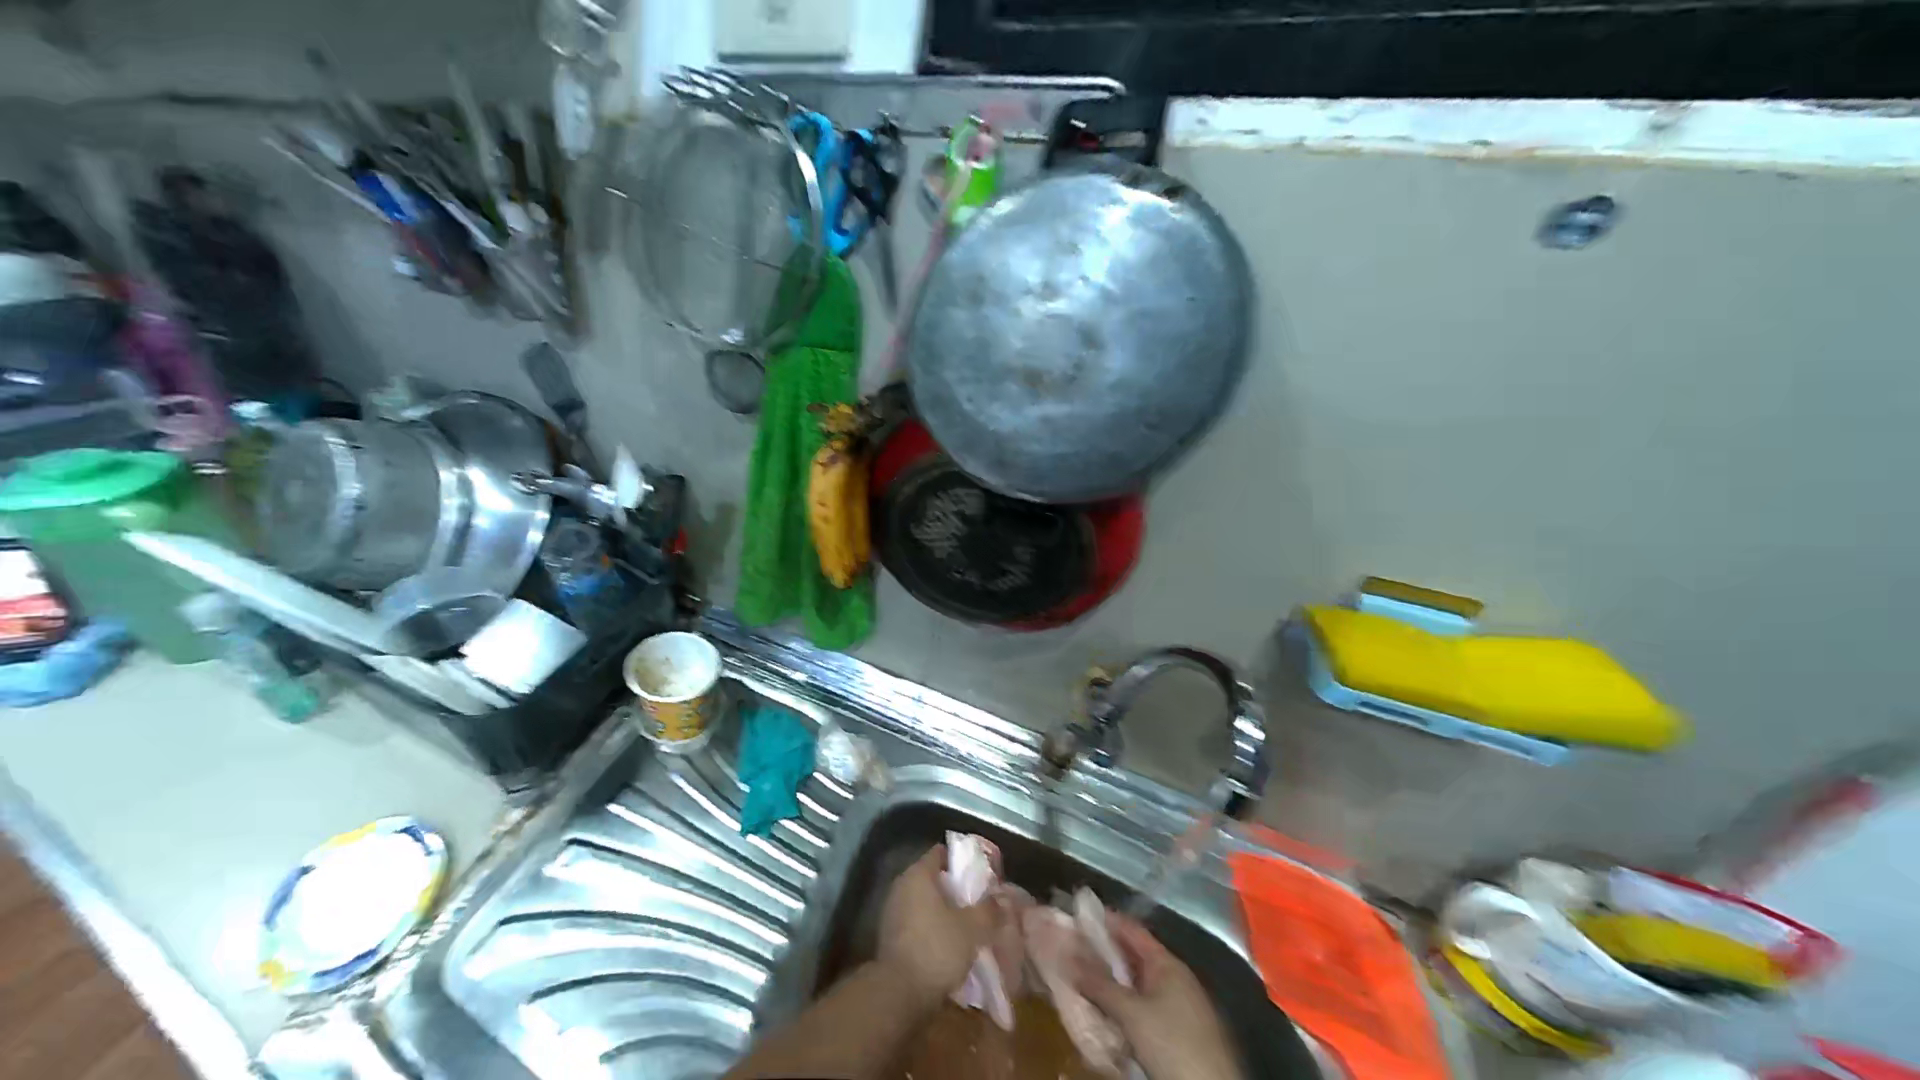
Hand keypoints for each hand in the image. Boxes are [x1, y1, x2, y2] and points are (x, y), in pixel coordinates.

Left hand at [876, 845, 994, 1009]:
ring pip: (924, 902)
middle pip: (933, 878)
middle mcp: (901, 886)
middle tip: (979, 900)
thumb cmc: (937, 948)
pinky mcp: (890, 936)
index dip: (962, 859)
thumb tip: (1002, 898)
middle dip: (955, 888)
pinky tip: (950, 944)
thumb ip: (989, 909)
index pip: (941, 852)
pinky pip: (917, 922)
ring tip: (968, 924)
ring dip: (944, 910)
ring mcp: (892, 911)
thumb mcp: (972, 928)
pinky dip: (932, 927)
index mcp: (918, 874)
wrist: (899, 993)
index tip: (981, 873)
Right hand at [1076, 914, 1243, 1079]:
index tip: (1077, 917)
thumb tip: (1067, 956)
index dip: (1105, 920)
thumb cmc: (1172, 1043)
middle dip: (1105, 953)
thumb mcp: (1131, 1013)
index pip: (1132, 929)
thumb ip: (1099, 984)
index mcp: (1166, 963)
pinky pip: (1146, 1004)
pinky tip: (1108, 1011)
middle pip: (1135, 955)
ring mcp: (1180, 1003)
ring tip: (1083, 979)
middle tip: (1073, 951)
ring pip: (1139, 982)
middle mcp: (1175, 977)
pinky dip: (1125, 1002)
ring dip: (1114, 980)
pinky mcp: (1180, 1028)